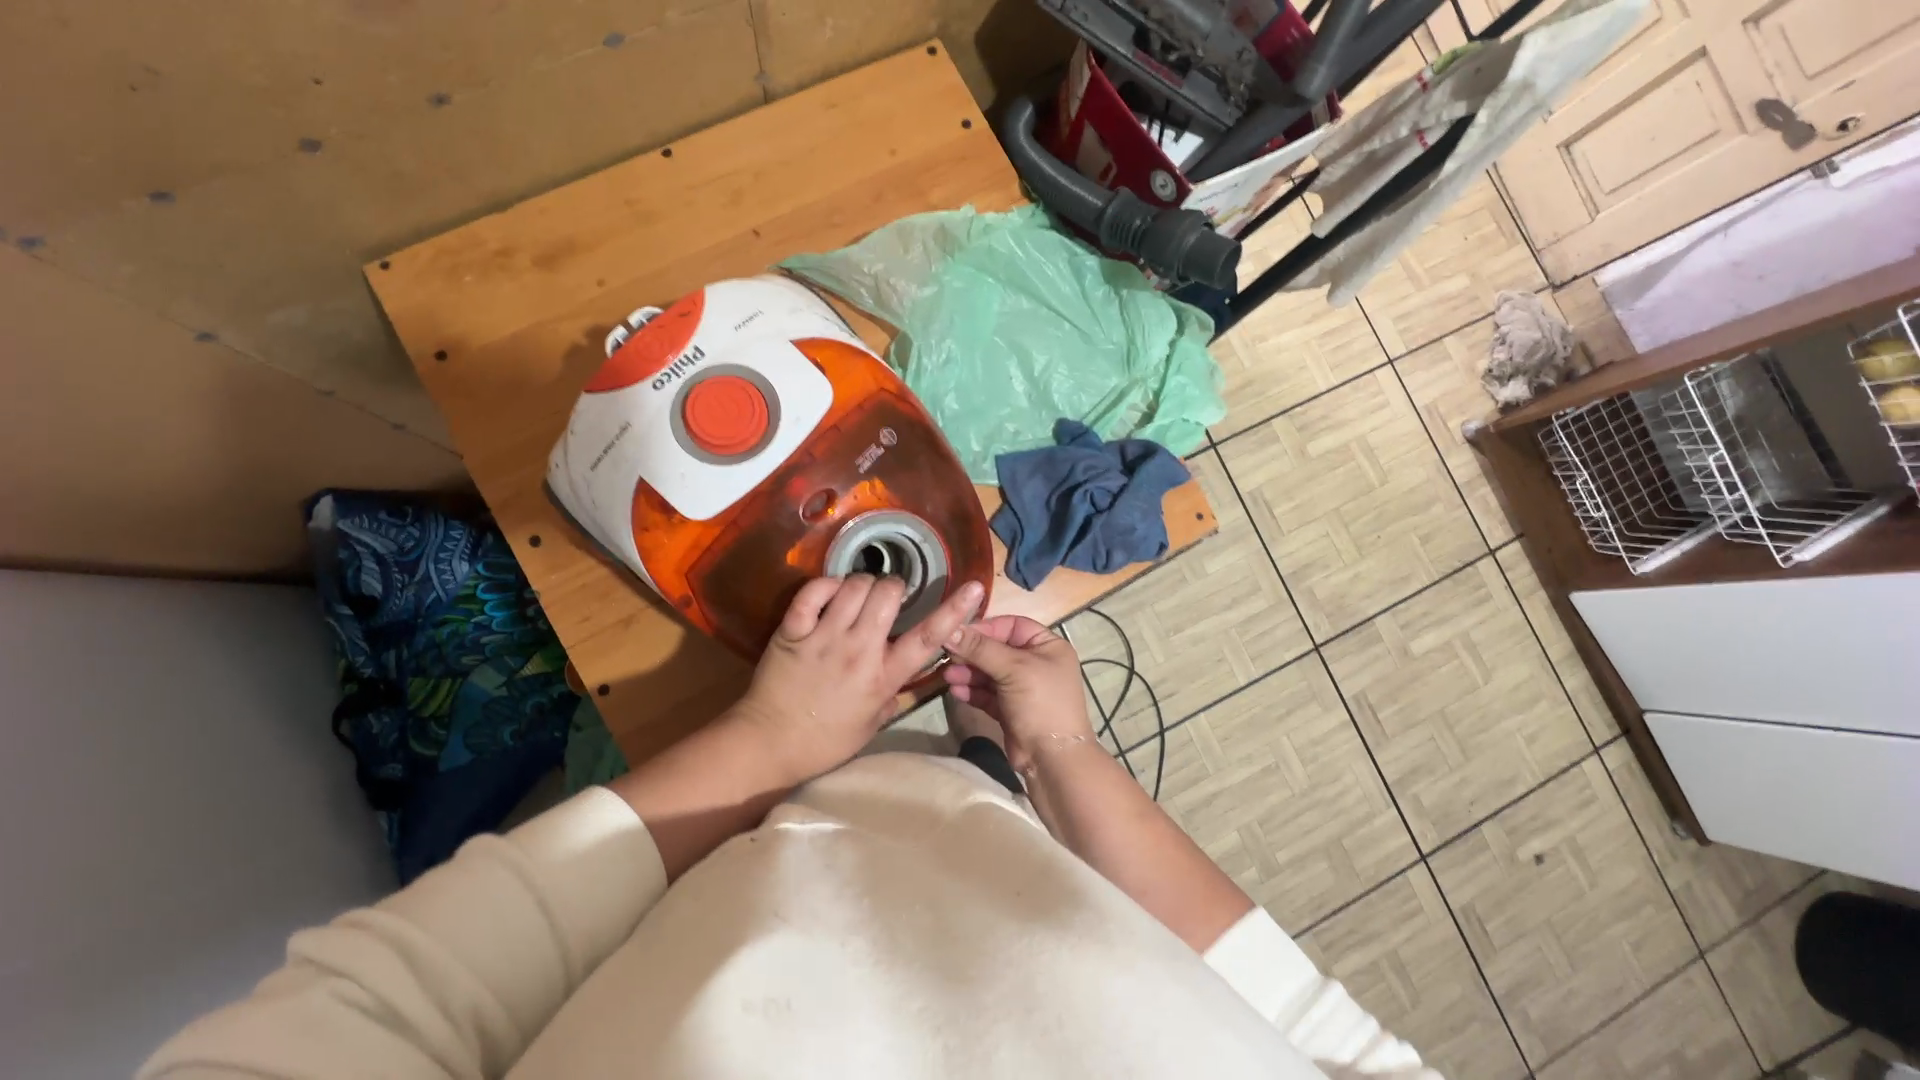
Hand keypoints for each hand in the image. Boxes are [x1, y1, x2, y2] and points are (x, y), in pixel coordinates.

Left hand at [731, 574, 984, 781]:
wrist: (771, 743)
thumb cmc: (827, 741)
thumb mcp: (875, 721)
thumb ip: (896, 691)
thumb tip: (915, 672)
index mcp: (884, 677)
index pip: (928, 637)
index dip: (955, 609)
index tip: (974, 587)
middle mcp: (859, 651)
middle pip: (888, 594)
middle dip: (894, 586)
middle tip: (888, 596)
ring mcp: (824, 637)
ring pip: (854, 585)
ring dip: (862, 583)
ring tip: (858, 594)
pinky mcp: (793, 630)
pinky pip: (813, 591)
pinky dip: (826, 584)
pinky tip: (830, 592)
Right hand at [941, 615, 1095, 771]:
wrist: (1052, 758)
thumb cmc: (1041, 703)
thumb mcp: (1013, 669)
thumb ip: (980, 648)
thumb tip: (950, 629)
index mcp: (1048, 646)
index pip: (1012, 626)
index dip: (986, 628)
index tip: (958, 634)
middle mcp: (1036, 663)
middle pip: (997, 649)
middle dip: (972, 653)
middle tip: (947, 657)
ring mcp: (1023, 688)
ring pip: (990, 673)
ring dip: (968, 673)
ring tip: (948, 677)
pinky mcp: (1010, 709)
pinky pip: (987, 694)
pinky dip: (973, 691)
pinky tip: (956, 691)